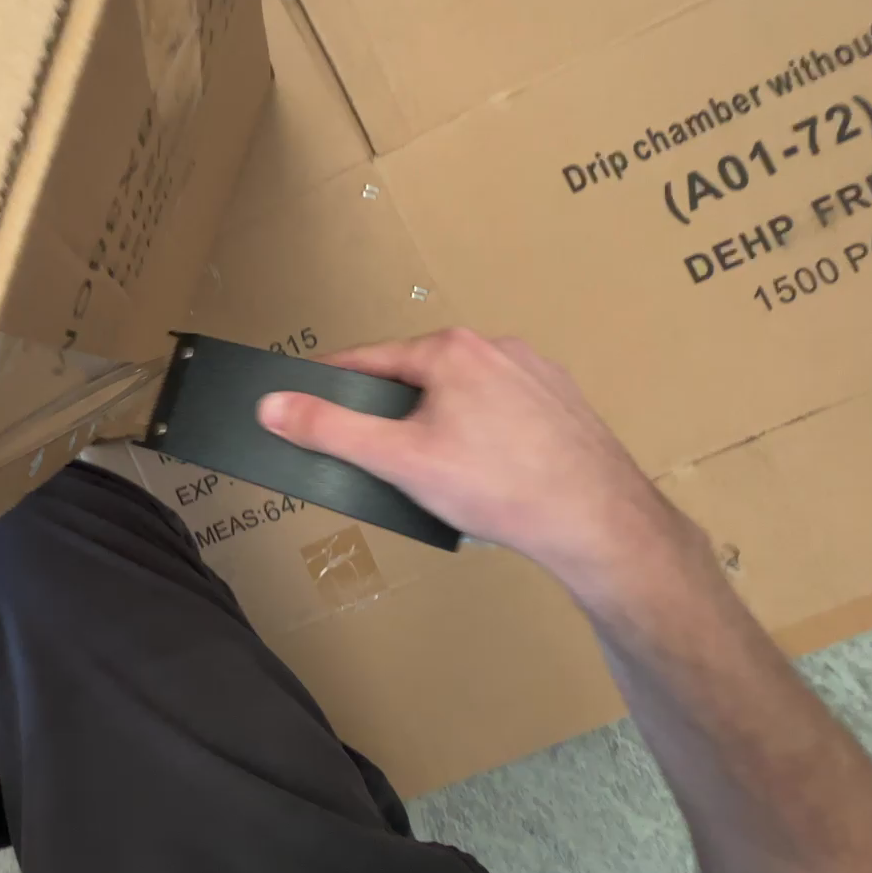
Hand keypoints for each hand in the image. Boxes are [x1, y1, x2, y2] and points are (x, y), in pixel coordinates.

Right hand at [257, 328, 702, 589]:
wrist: (603, 526)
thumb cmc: (495, 487)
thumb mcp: (395, 459)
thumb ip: (327, 428)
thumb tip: (269, 404)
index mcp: (448, 350)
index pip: (364, 359)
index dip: (330, 384)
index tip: (308, 405)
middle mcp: (492, 346)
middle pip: (412, 374)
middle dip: (386, 408)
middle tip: (375, 452)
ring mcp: (533, 371)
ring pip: (455, 388)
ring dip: (431, 416)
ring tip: (429, 465)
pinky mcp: (561, 399)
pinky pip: (496, 403)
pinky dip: (475, 425)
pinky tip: (481, 465)